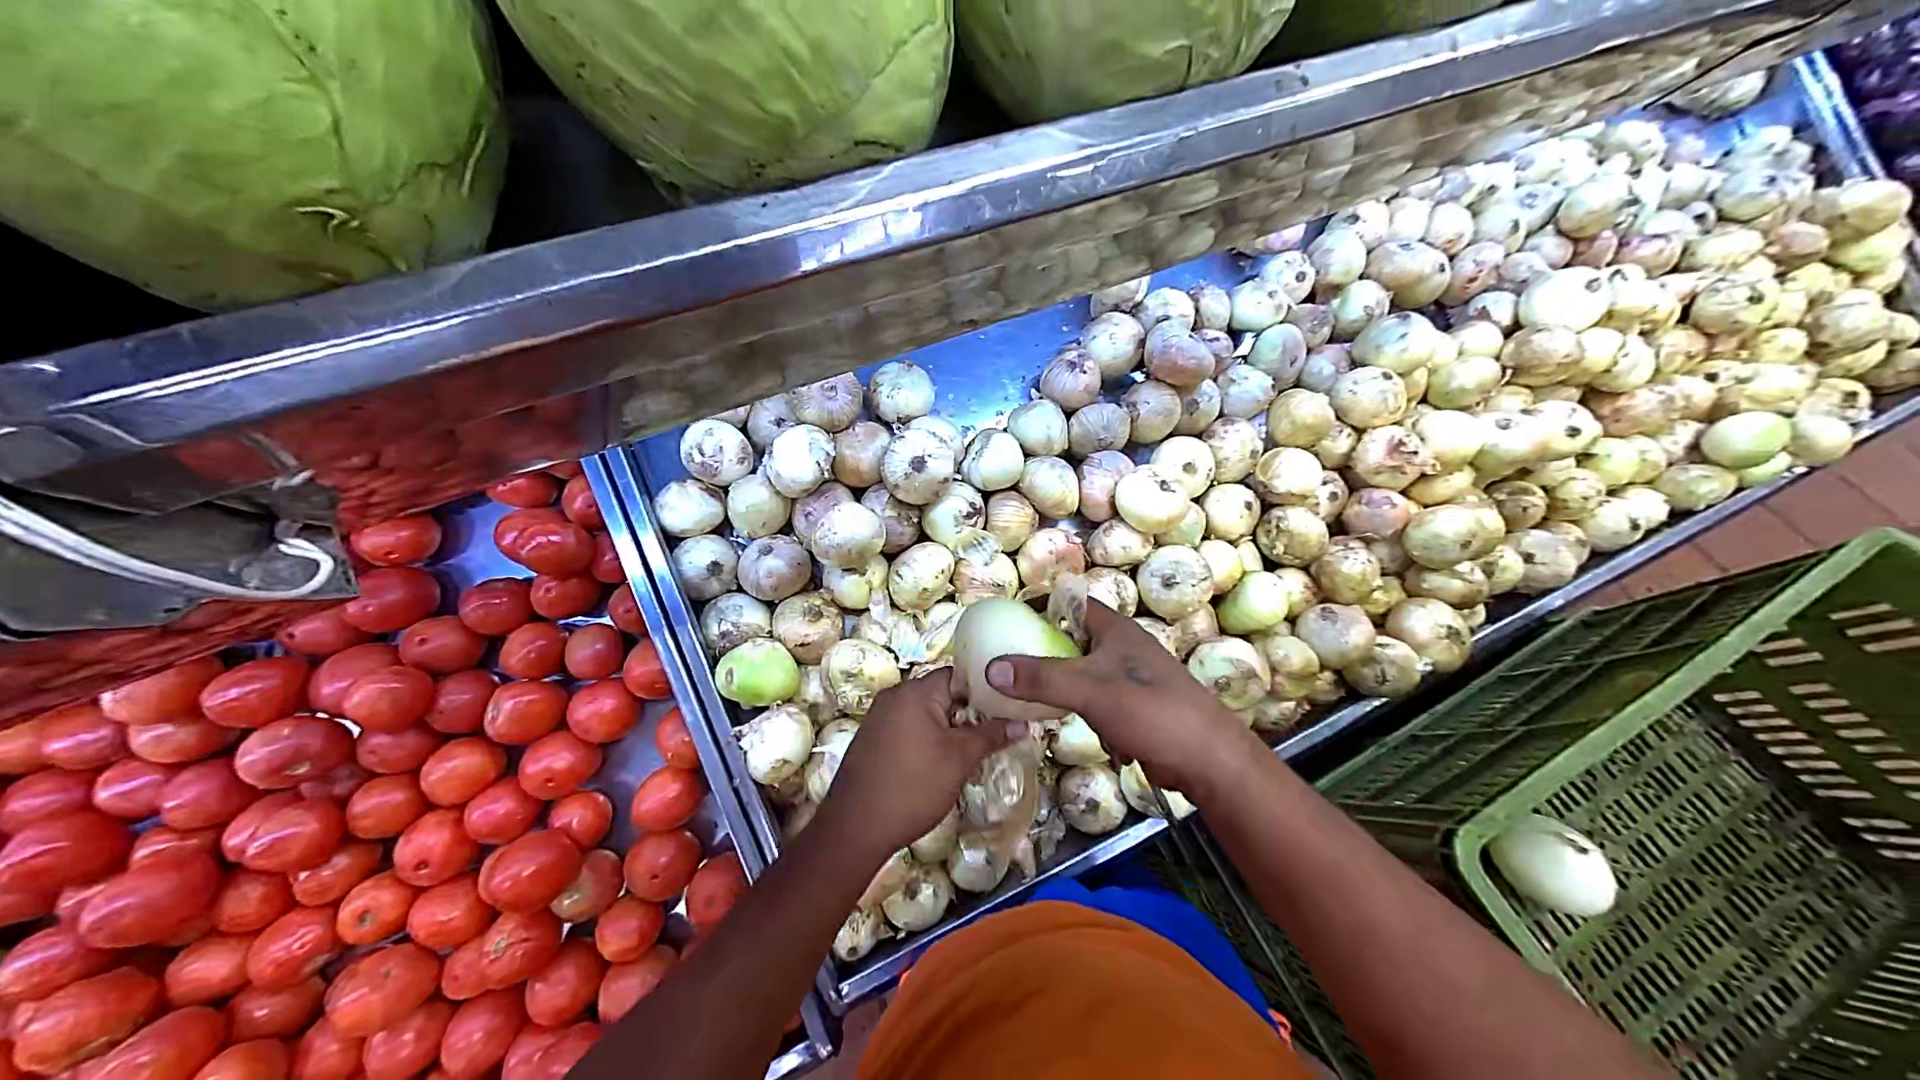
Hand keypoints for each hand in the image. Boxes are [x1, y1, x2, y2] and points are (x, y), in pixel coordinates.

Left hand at [813, 670, 1018, 860]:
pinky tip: (944, 760)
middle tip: (999, 729)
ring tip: (976, 747)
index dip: (987, 688)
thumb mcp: (959, 759)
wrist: (855, 828)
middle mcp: (895, 696)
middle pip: (943, 693)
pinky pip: (910, 727)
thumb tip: (1021, 723)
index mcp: (915, 691)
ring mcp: (880, 718)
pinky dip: (930, 738)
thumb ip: (991, 735)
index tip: (1008, 706)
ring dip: (950, 727)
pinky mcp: (873, 739)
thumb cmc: (913, 786)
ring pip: (926, 712)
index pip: (959, 674)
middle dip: (970, 710)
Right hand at [983, 600, 1260, 800]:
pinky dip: (1085, 714)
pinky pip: (1096, 703)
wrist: (1209, 761)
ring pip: (1082, 676)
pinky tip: (1078, 730)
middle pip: (1071, 642)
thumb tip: (990, 668)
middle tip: (1008, 666)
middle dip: (1043, 655)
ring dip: (1062, 689)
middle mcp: (1122, 649)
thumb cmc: (1153, 712)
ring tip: (1030, 700)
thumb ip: (1041, 678)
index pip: (1071, 604)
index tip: (1006, 622)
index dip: (1040, 608)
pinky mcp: (1134, 709)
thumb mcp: (1091, 690)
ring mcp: (1129, 680)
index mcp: (1115, 630)